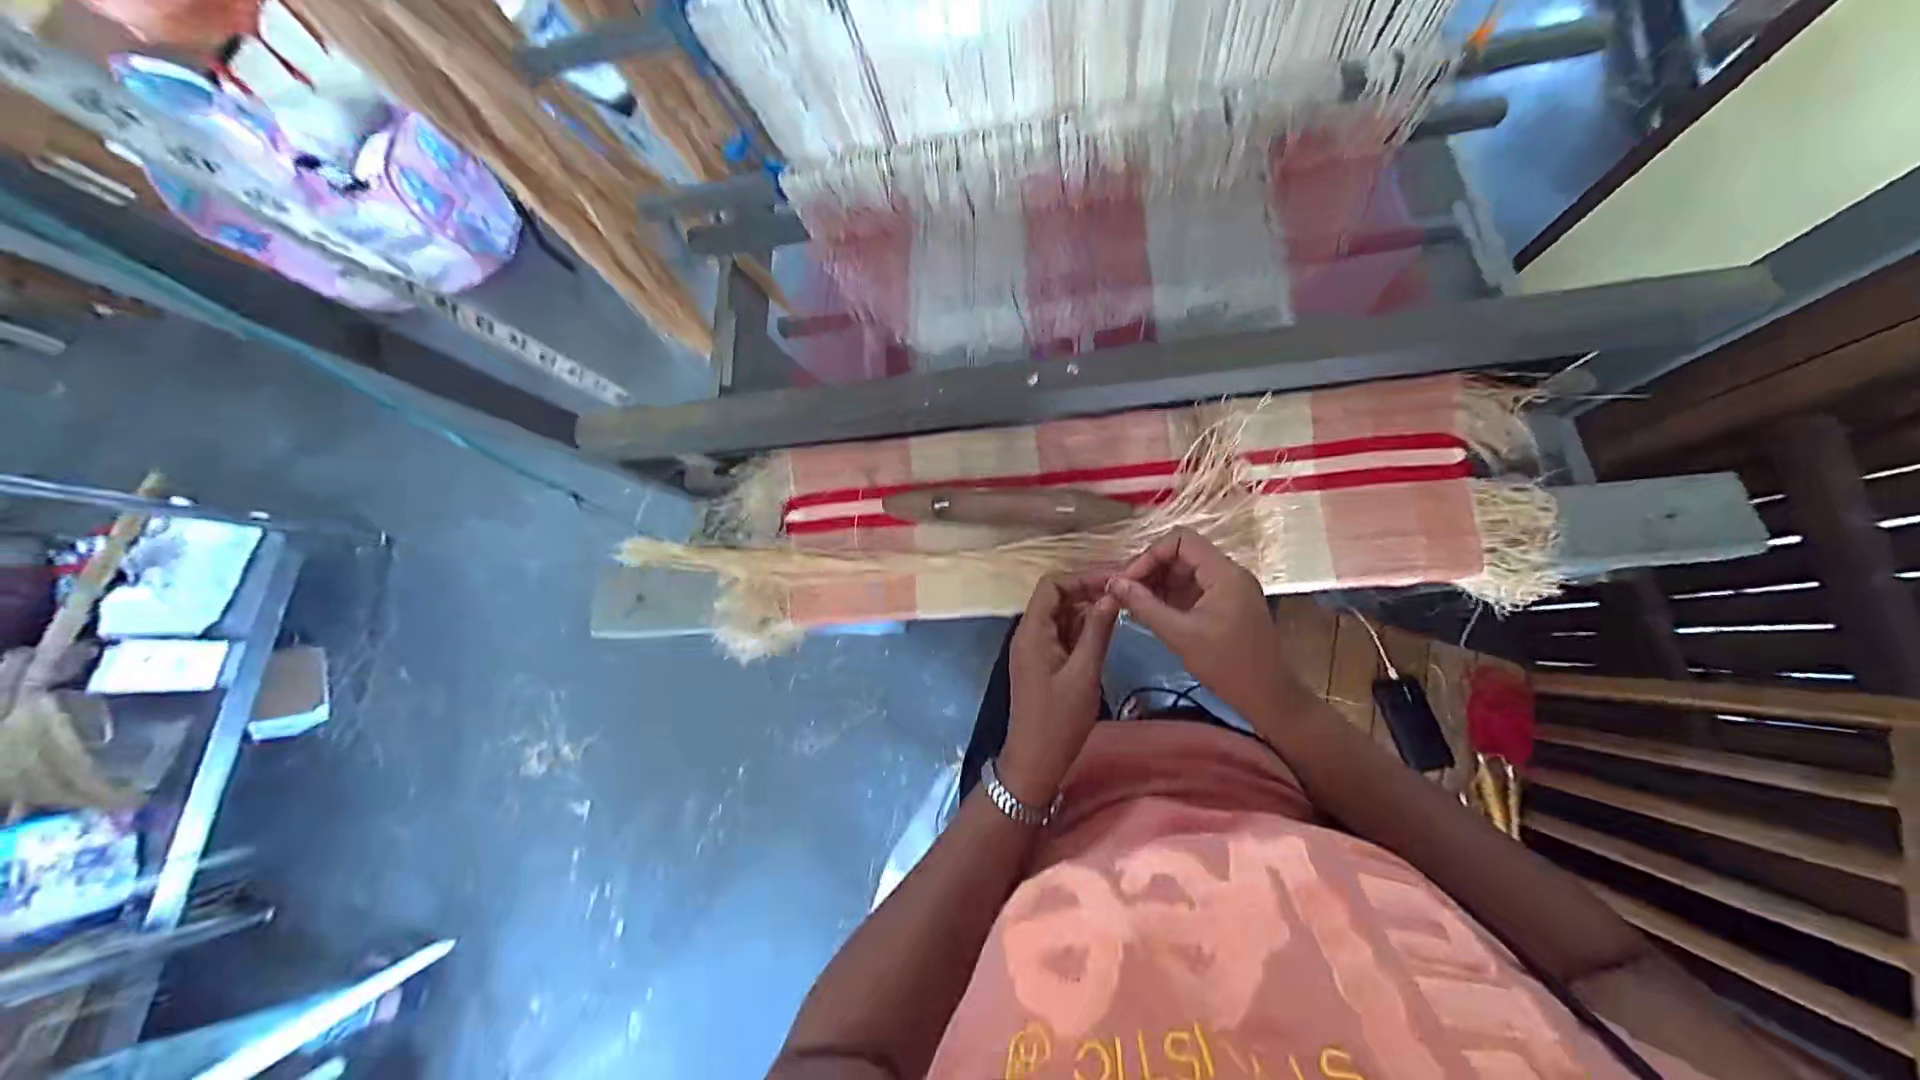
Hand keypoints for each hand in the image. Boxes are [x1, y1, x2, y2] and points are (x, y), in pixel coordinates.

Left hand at [1001, 574, 1119, 805]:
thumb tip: (1112, 595)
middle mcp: (1030, 633)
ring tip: (1123, 607)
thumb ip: (1098, 631)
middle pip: (1057, 597)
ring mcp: (1036, 648)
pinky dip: (1084, 628)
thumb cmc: (1059, 719)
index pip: (1052, 585)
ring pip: (1062, 615)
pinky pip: (1063, 633)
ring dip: (1088, 609)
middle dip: (1089, 590)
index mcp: (1032, 631)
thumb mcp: (1084, 673)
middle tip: (1125, 591)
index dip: (1082, 578)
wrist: (1036, 759)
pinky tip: (1108, 630)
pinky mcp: (1044, 662)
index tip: (1115, 580)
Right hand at [1106, 529, 1300, 715]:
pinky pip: (1192, 589)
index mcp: (1224, 573)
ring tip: (1132, 603)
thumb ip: (1144, 605)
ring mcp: (1228, 589)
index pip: (1181, 541)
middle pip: (1182, 554)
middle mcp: (1228, 574)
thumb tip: (1114, 584)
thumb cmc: (1226, 664)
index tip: (1129, 579)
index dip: (1150, 555)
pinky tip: (1150, 611)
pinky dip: (1169, 596)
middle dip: (1150, 570)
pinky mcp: (1225, 605)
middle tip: (1124, 592)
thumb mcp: (1179, 634)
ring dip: (1157, 584)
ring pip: (1185, 572)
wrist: (1267, 696)